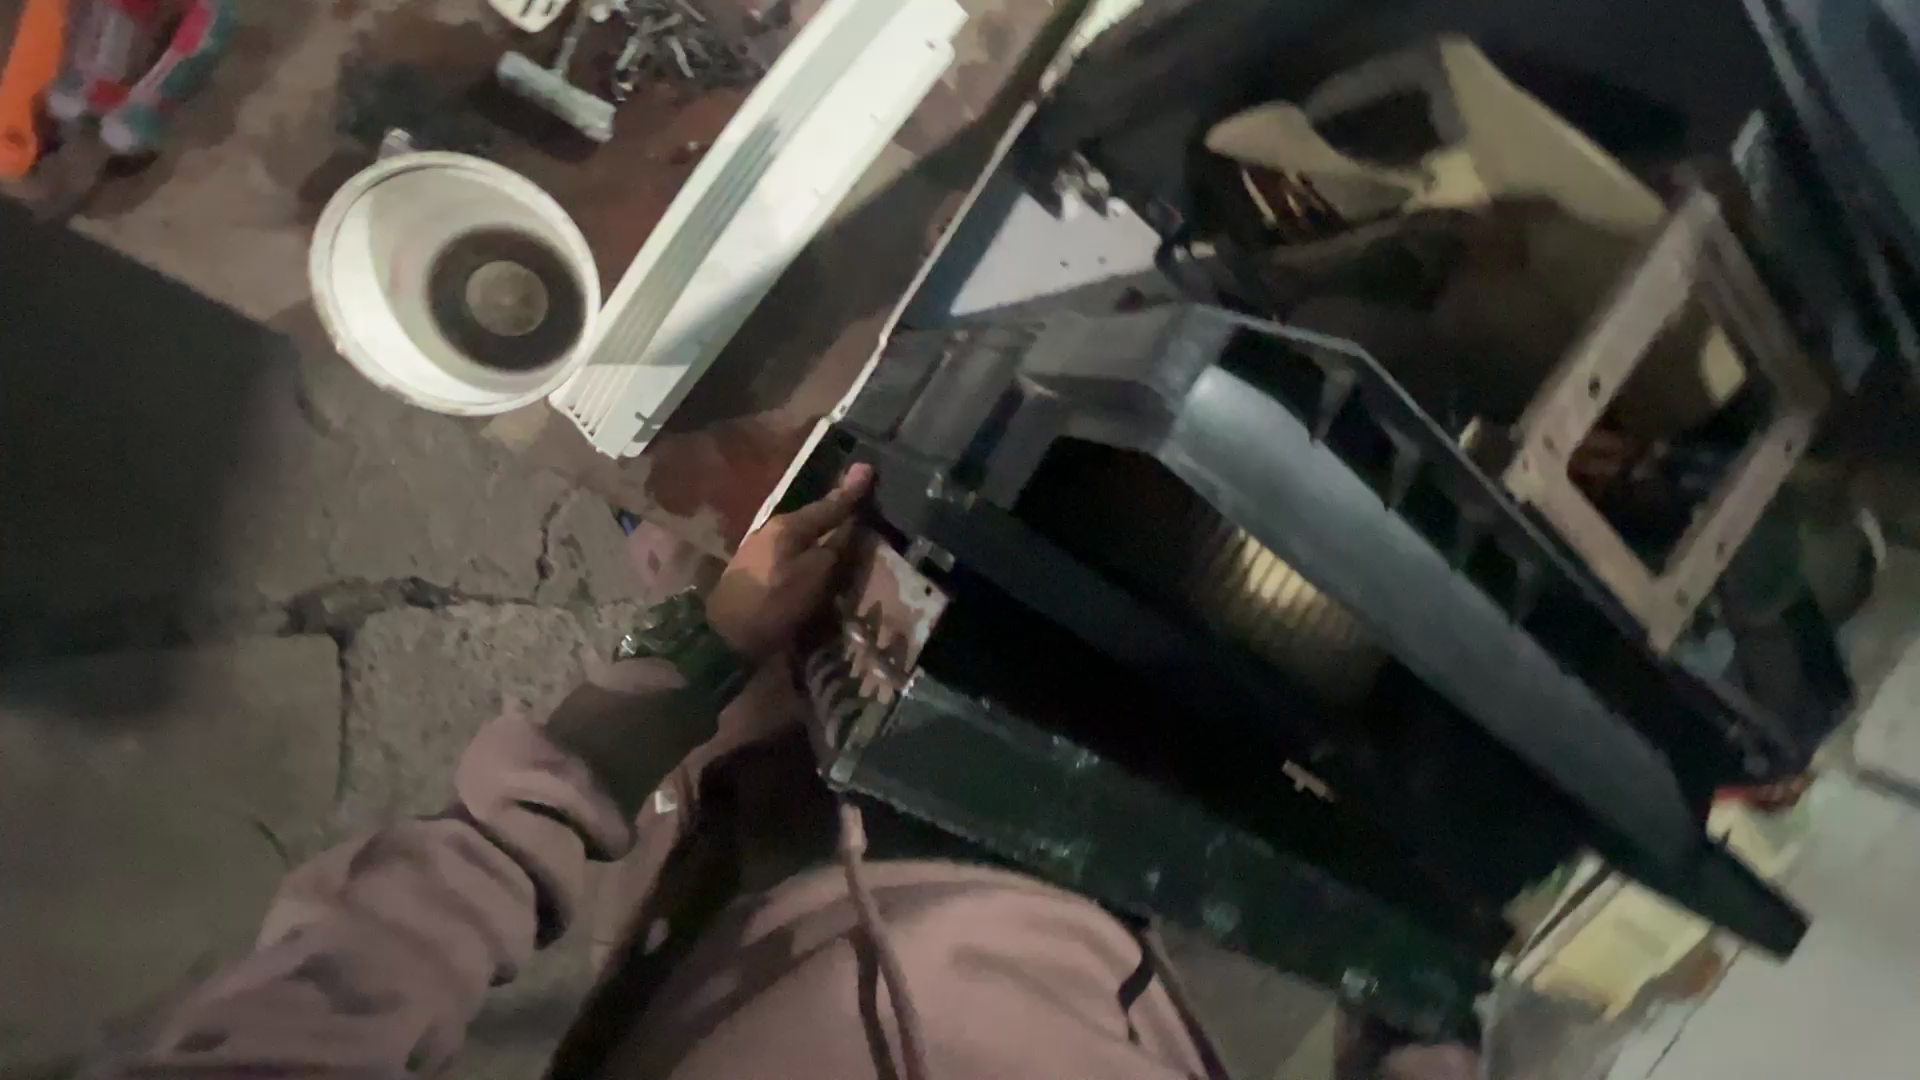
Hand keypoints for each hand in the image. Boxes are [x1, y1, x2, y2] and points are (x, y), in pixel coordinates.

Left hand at [705, 464, 874, 660]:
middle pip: (812, 517)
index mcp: (788, 526)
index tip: (868, 468)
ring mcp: (759, 549)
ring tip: (841, 526)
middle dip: (834, 509)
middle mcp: (772, 530)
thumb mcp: (814, 576)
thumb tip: (848, 527)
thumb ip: (834, 548)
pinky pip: (790, 551)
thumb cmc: (774, 603)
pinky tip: (815, 553)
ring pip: (800, 534)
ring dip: (820, 530)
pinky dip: (807, 548)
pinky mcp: (754, 570)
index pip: (829, 505)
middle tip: (857, 498)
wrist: (724, 637)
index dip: (851, 491)